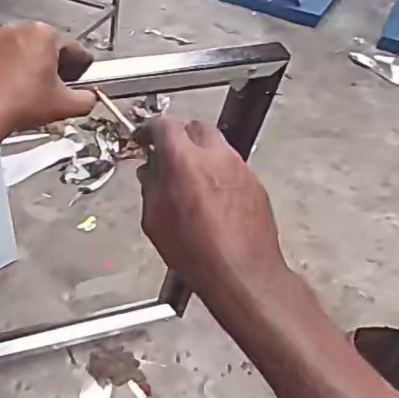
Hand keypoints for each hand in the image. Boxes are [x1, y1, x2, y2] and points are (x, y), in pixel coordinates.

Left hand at [0, 22, 96, 136]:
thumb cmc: (18, 104)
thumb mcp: (66, 106)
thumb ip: (87, 100)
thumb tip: (89, 99)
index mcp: (43, 35)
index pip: (73, 48)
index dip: (81, 65)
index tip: (82, 73)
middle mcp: (19, 30)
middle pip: (47, 47)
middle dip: (54, 66)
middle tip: (58, 88)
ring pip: (25, 52)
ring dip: (32, 67)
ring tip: (34, 92)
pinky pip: (5, 58)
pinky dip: (12, 71)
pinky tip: (16, 91)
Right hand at [136, 117, 290, 300]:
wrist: (241, 272)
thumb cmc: (199, 251)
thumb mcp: (155, 220)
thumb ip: (151, 186)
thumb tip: (151, 173)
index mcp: (184, 160)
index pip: (163, 126)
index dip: (149, 130)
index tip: (143, 138)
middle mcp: (215, 156)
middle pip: (194, 128)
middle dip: (179, 137)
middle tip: (167, 155)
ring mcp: (239, 167)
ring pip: (216, 146)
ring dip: (201, 155)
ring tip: (189, 180)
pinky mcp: (255, 182)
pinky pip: (232, 167)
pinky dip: (219, 173)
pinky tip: (211, 198)